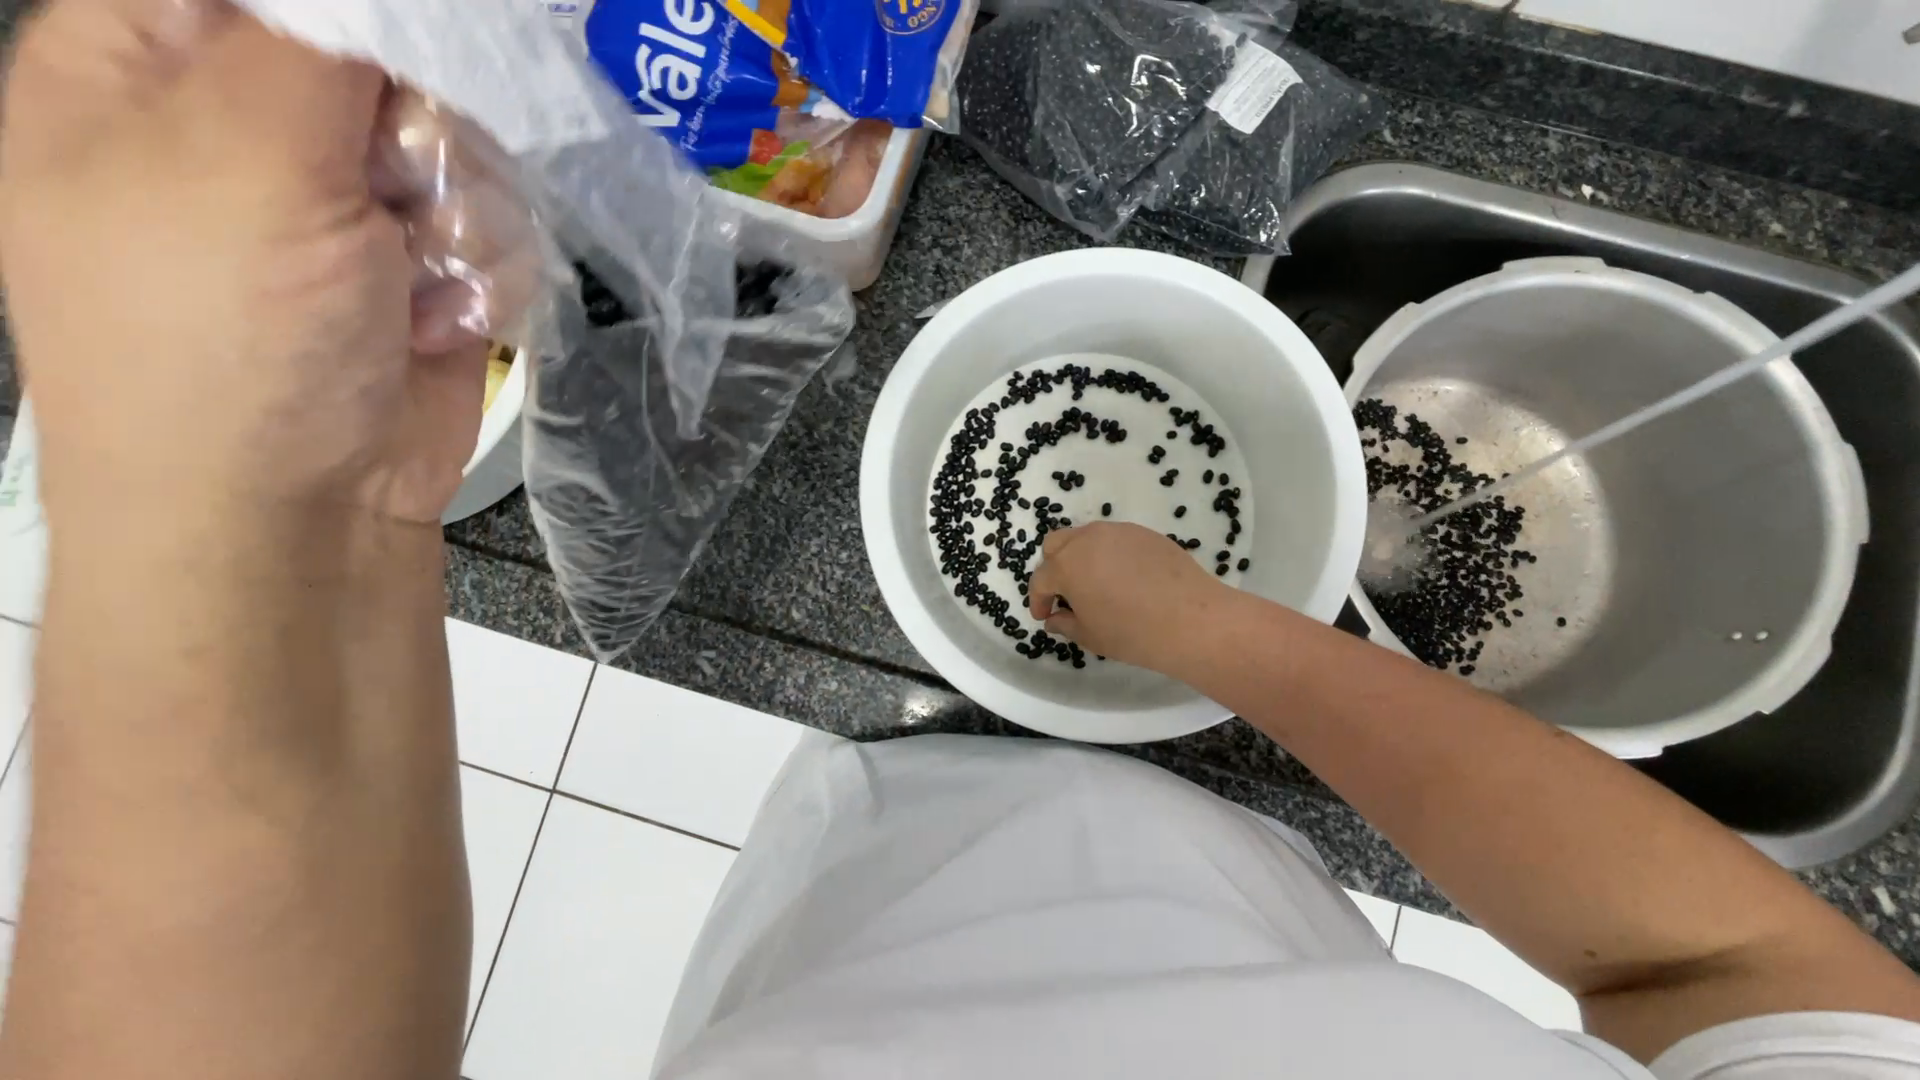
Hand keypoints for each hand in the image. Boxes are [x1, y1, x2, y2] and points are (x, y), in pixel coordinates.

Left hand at [0, 0, 533, 529]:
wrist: (298, 514)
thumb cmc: (227, 335)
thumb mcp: (244, 156)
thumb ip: (318, 42)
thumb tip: (403, 10)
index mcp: (153, 66)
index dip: (358, 9)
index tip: (409, 58)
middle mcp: (260, 130)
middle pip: (394, 56)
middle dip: (421, 126)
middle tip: (395, 187)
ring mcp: (355, 211)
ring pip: (468, 150)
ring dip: (463, 216)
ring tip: (418, 279)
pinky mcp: (429, 276)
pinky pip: (500, 233)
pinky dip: (484, 278)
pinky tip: (441, 322)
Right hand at [1025, 522, 1232, 670]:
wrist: (1191, 619)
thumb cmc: (1133, 633)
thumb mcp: (1091, 636)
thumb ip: (1065, 624)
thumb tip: (1054, 618)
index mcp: (1067, 565)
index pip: (1041, 579)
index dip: (1038, 600)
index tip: (1044, 616)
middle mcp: (1088, 540)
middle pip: (1056, 544)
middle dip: (1053, 568)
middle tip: (1065, 594)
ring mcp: (1118, 532)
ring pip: (1086, 537)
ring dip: (1081, 557)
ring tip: (1094, 584)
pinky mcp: (1144, 533)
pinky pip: (1115, 539)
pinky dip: (1109, 555)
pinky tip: (1124, 579)